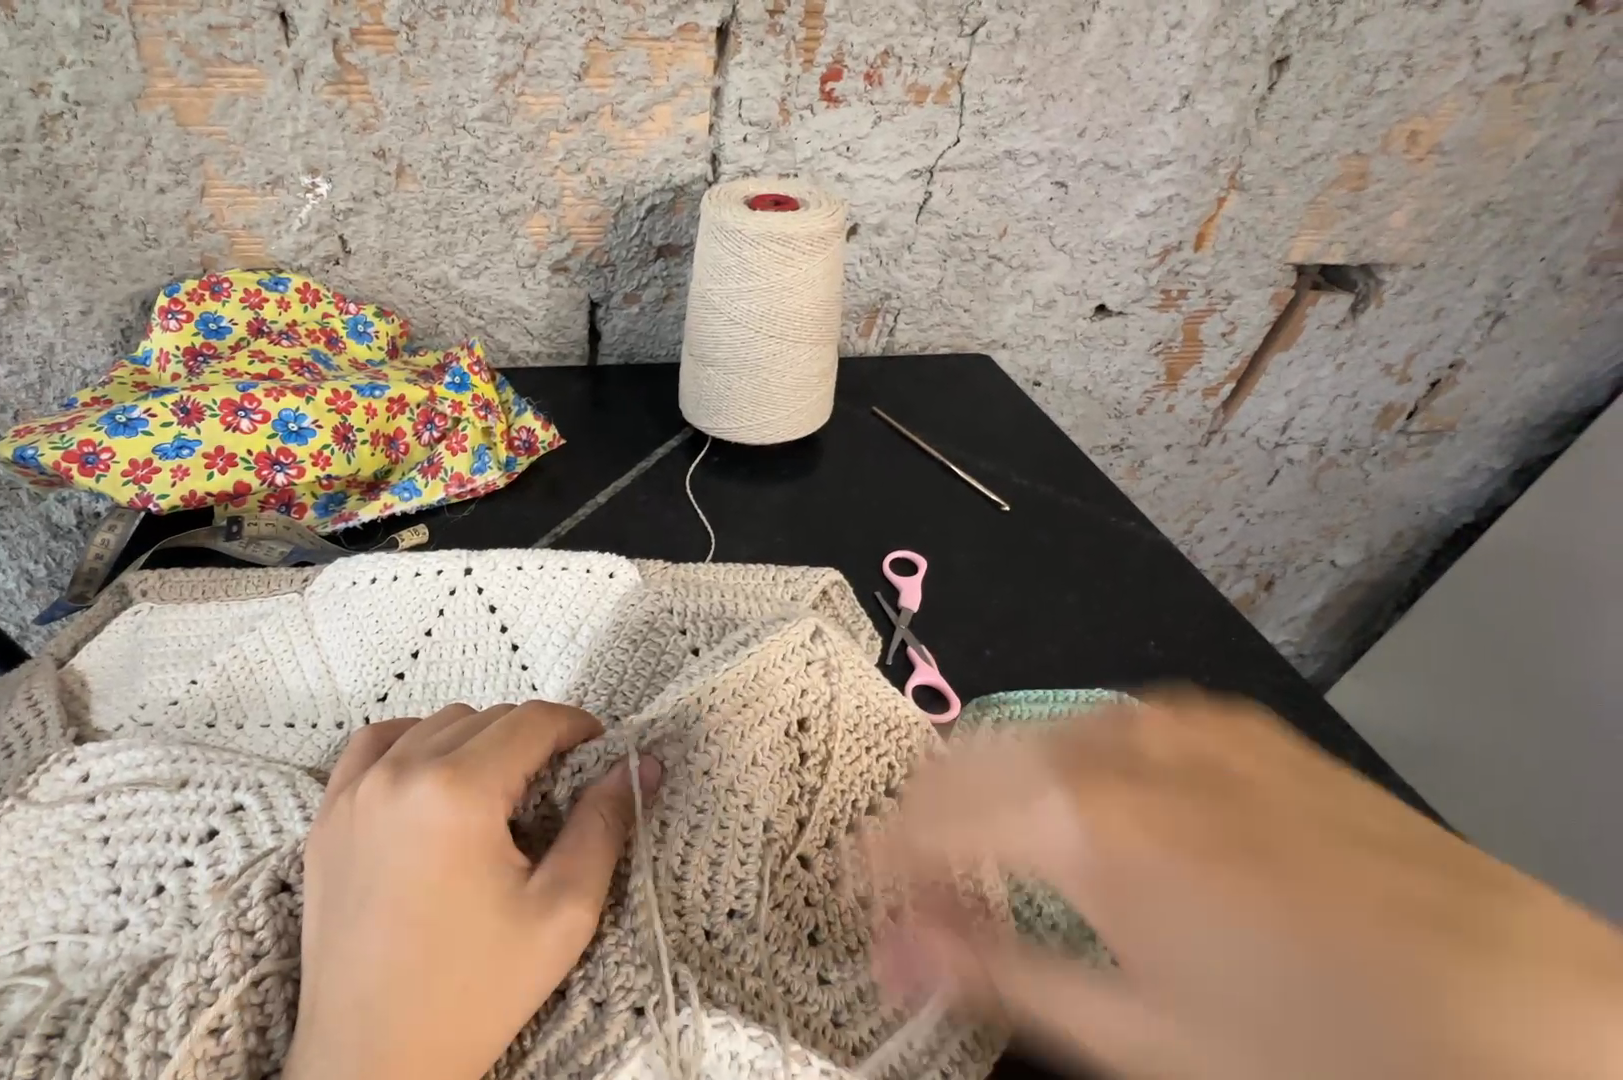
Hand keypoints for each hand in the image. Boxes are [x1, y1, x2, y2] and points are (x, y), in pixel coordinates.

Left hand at [287, 702, 660, 1079]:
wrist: (372, 1063)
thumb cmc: (475, 994)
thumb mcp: (563, 912)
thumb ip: (604, 825)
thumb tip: (639, 764)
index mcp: (459, 793)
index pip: (532, 721)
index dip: (577, 726)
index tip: (599, 751)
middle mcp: (400, 774)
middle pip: (488, 717)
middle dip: (533, 739)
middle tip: (557, 785)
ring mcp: (355, 792)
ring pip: (436, 723)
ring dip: (478, 740)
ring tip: (499, 790)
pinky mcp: (328, 816)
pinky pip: (375, 743)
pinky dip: (412, 742)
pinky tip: (433, 777)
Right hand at [870, 688, 1622, 1079]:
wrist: (1546, 1016)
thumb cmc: (1319, 1051)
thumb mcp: (1139, 1038)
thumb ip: (994, 973)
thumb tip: (886, 949)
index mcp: (1081, 821)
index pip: (928, 818)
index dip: (879, 854)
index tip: (856, 889)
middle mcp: (1111, 743)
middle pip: (964, 762)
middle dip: (922, 818)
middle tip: (915, 880)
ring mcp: (1170, 721)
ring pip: (1023, 733)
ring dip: (986, 787)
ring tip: (987, 850)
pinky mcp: (1219, 722)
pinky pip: (1093, 725)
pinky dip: (1054, 762)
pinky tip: (1081, 811)